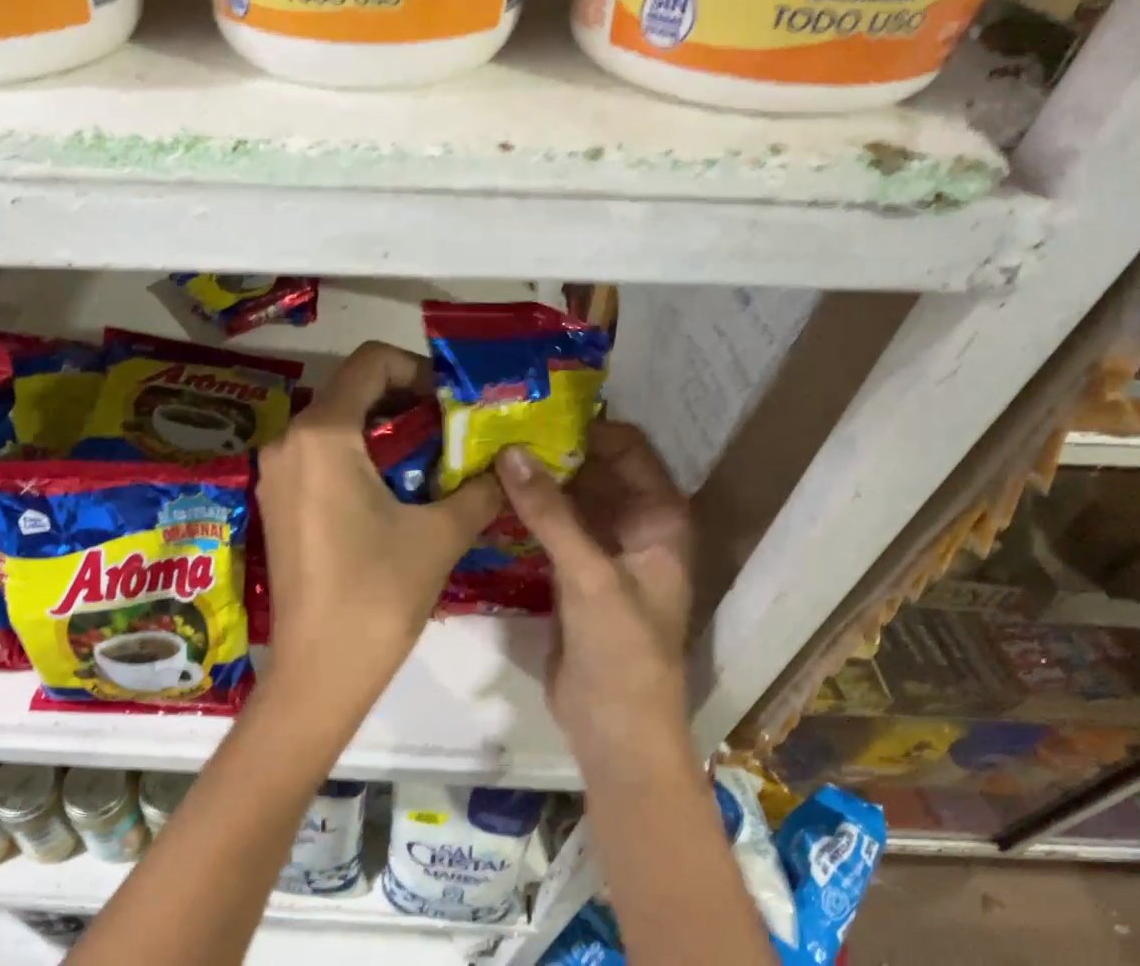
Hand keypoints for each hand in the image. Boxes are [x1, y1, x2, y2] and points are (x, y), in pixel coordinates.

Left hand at [257, 342, 502, 701]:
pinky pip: (317, 458)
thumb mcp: (440, 534)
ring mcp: (275, 475)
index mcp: (323, 434)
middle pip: (350, 391)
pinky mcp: (275, 504)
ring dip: (382, 431)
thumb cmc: (378, 593)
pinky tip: (393, 492)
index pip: (370, 362)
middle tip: (450, 430)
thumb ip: (478, 489)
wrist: (319, 670)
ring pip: (333, 426)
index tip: (451, 401)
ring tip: (430, 462)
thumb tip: (507, 466)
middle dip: (403, 401)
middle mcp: (288, 442)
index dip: (416, 369)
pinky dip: (356, 457)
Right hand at [495, 422, 691, 750]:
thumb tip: (510, 451)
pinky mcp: (571, 576)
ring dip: (533, 482)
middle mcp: (634, 526)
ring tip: (480, 453)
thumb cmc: (623, 651)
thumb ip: (551, 514)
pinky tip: (485, 499)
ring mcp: (601, 551)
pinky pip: (548, 531)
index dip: (585, 426)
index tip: (531, 409)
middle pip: (592, 471)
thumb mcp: (589, 576)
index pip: (626, 448)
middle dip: (550, 451)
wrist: (615, 731)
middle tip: (493, 426)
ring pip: (566, 500)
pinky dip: (523, 515)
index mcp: (659, 518)